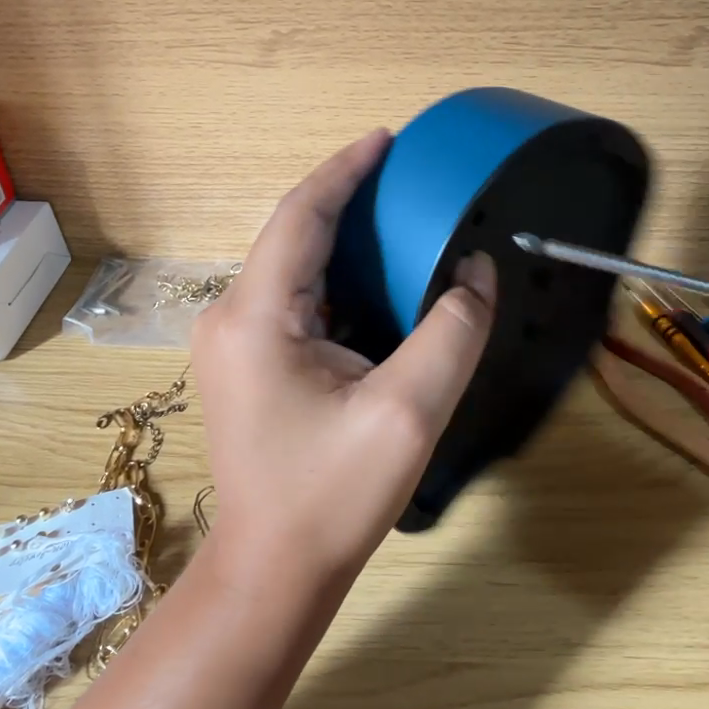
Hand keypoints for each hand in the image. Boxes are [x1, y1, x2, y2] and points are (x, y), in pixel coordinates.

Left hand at [191, 130, 496, 584]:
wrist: (274, 569)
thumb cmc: (333, 495)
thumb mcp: (409, 412)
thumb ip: (451, 333)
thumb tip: (476, 273)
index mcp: (257, 314)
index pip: (301, 215)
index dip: (345, 169)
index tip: (388, 139)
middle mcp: (232, 316)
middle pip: (294, 234)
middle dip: (350, 200)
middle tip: (409, 179)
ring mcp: (233, 340)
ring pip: (294, 267)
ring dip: (344, 241)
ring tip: (403, 220)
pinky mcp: (246, 363)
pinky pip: (293, 299)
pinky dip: (337, 280)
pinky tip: (378, 281)